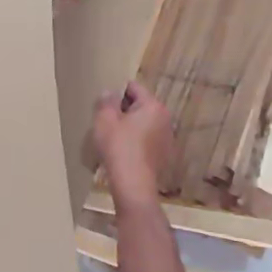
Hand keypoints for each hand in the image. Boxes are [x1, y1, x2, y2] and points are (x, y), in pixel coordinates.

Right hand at [92, 81, 172, 205]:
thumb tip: (109, 92)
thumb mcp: (105, 120)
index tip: (104, 105)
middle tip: (106, 121)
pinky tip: (124, 152)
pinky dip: (137, 141)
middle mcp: (165, 118)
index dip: (117, 93)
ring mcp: (167, 137)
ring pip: (144, 123)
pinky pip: (147, 139)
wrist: (133, 184)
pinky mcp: (164, 154)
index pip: (134, 87)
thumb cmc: (118, 147)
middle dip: (124, 110)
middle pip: (141, 105)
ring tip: (114, 138)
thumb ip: (106, 101)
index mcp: (153, 105)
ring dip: (131, 126)